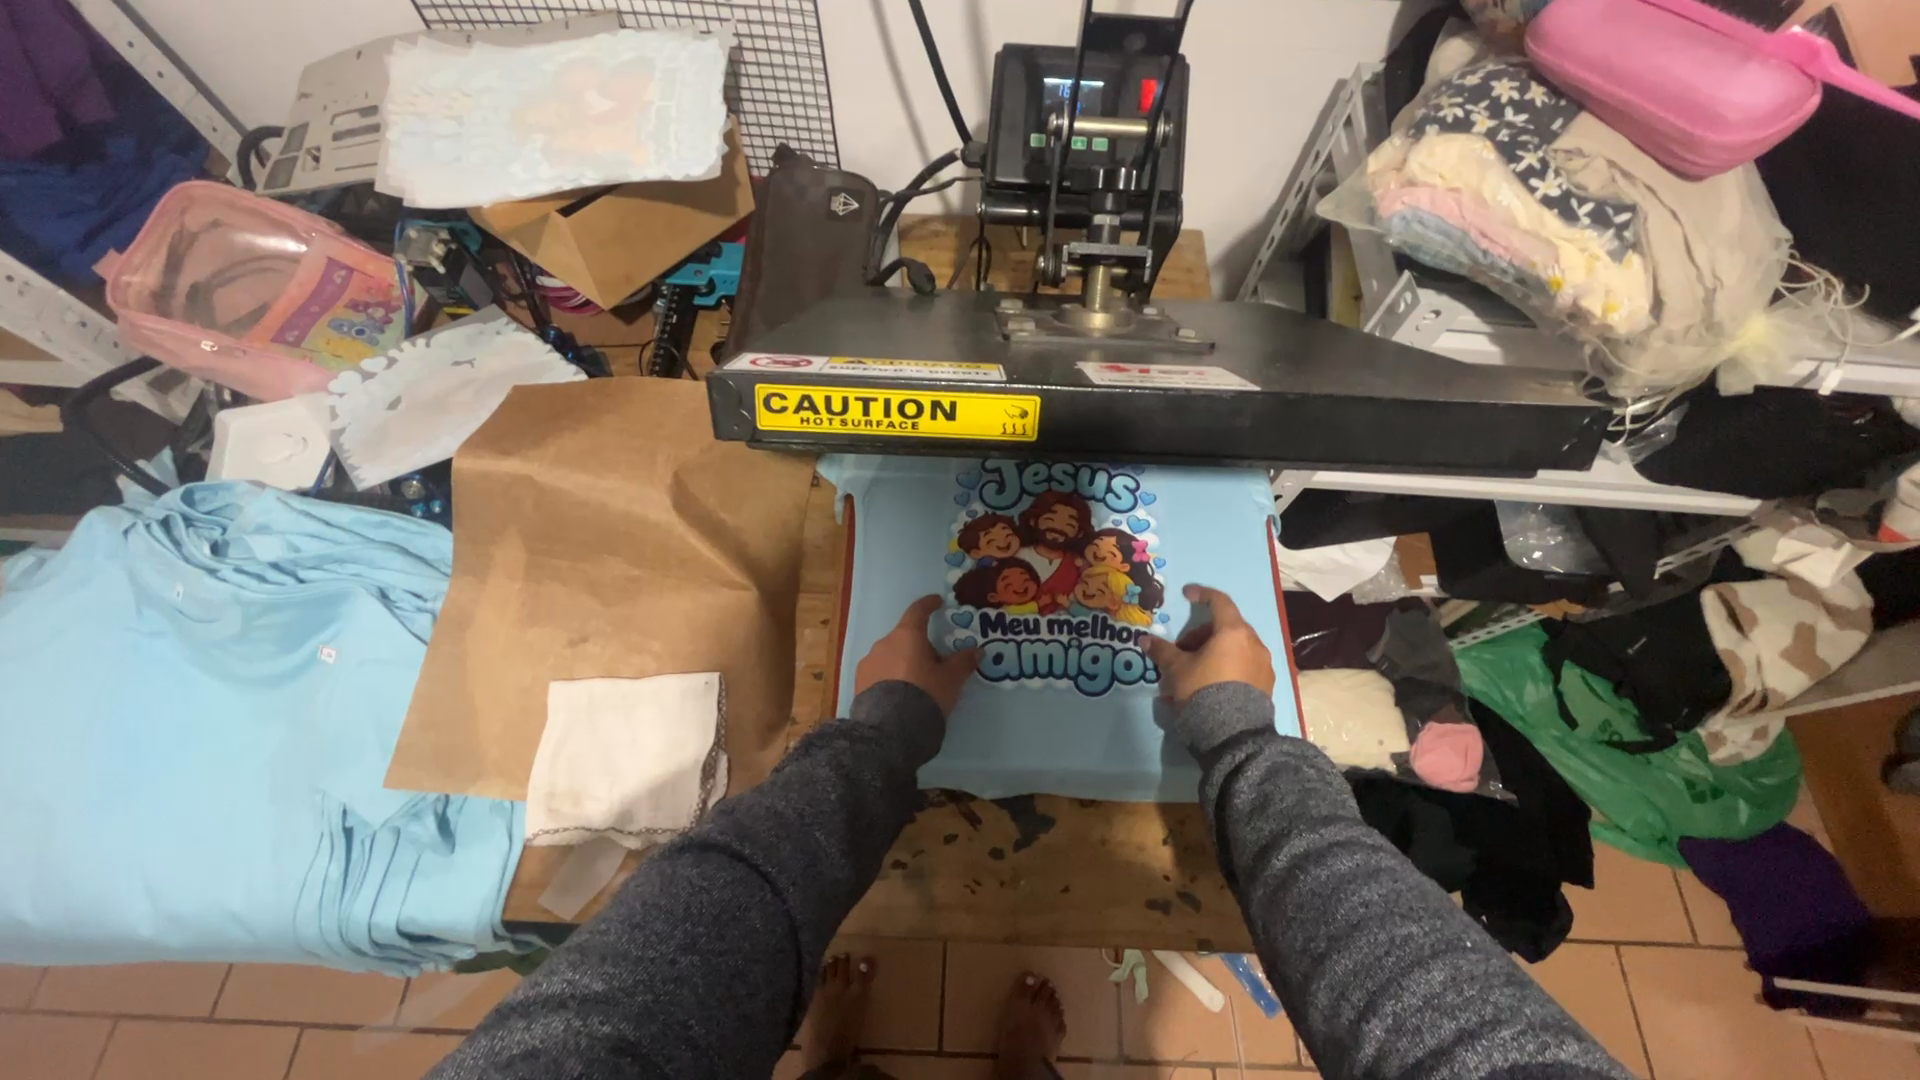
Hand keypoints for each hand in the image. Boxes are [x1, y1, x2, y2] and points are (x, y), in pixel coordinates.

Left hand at [854, 595, 980, 716]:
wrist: (889, 729)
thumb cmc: (925, 695)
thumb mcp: (951, 680)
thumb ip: (963, 662)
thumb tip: (977, 651)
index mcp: (907, 635)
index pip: (918, 611)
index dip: (928, 604)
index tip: (936, 601)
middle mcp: (885, 643)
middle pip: (905, 637)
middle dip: (918, 645)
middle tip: (933, 663)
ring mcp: (869, 662)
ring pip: (890, 655)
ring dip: (902, 663)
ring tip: (914, 685)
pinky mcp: (859, 682)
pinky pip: (878, 672)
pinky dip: (889, 677)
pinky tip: (897, 695)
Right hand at [1144, 585, 1274, 703]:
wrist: (1233, 734)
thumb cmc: (1203, 690)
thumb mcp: (1177, 670)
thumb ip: (1162, 651)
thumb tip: (1144, 639)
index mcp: (1233, 632)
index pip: (1219, 602)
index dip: (1201, 594)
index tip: (1187, 595)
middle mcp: (1254, 643)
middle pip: (1227, 626)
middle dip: (1202, 634)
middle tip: (1184, 650)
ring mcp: (1264, 664)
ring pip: (1237, 646)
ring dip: (1216, 650)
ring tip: (1197, 670)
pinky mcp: (1267, 684)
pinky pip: (1245, 665)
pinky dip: (1229, 665)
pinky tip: (1214, 683)